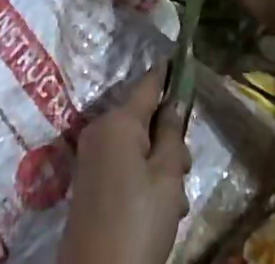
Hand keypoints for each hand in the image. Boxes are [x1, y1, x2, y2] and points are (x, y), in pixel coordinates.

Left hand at [59, 70, 190, 263]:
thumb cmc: (138, 220)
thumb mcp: (166, 176)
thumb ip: (171, 134)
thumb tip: (173, 103)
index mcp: (118, 122)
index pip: (148, 84)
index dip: (167, 72)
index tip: (182, 54)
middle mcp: (100, 131)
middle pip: (144, 118)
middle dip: (168, 139)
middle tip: (184, 170)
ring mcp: (92, 157)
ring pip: (138, 145)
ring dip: (160, 165)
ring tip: (174, 201)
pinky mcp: (90, 183)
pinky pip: (125, 165)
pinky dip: (144, 178)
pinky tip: (160, 210)